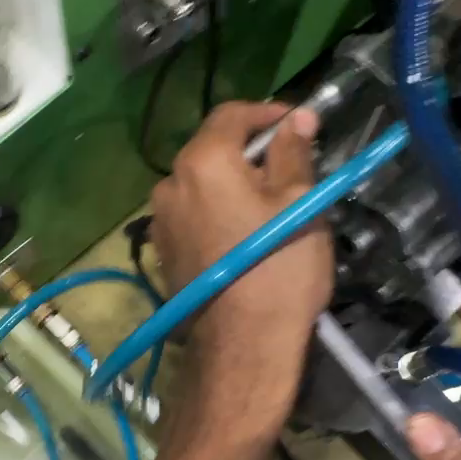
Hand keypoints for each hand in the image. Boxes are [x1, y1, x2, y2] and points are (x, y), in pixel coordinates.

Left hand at [151, 101, 332, 355]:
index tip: (299, 125)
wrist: (243, 346)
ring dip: (232, 183)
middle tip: (290, 169)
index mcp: (202, 161)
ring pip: (201, 184)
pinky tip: (242, 236)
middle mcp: (170, 183)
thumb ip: (293, 152)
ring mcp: (161, 220)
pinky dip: (216, 212)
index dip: (268, 113)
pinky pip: (192, 215)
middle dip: (250, 151)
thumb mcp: (298, 202)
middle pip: (212, 149)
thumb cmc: (278, 268)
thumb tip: (297, 118)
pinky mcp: (163, 252)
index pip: (232, 114)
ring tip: (268, 207)